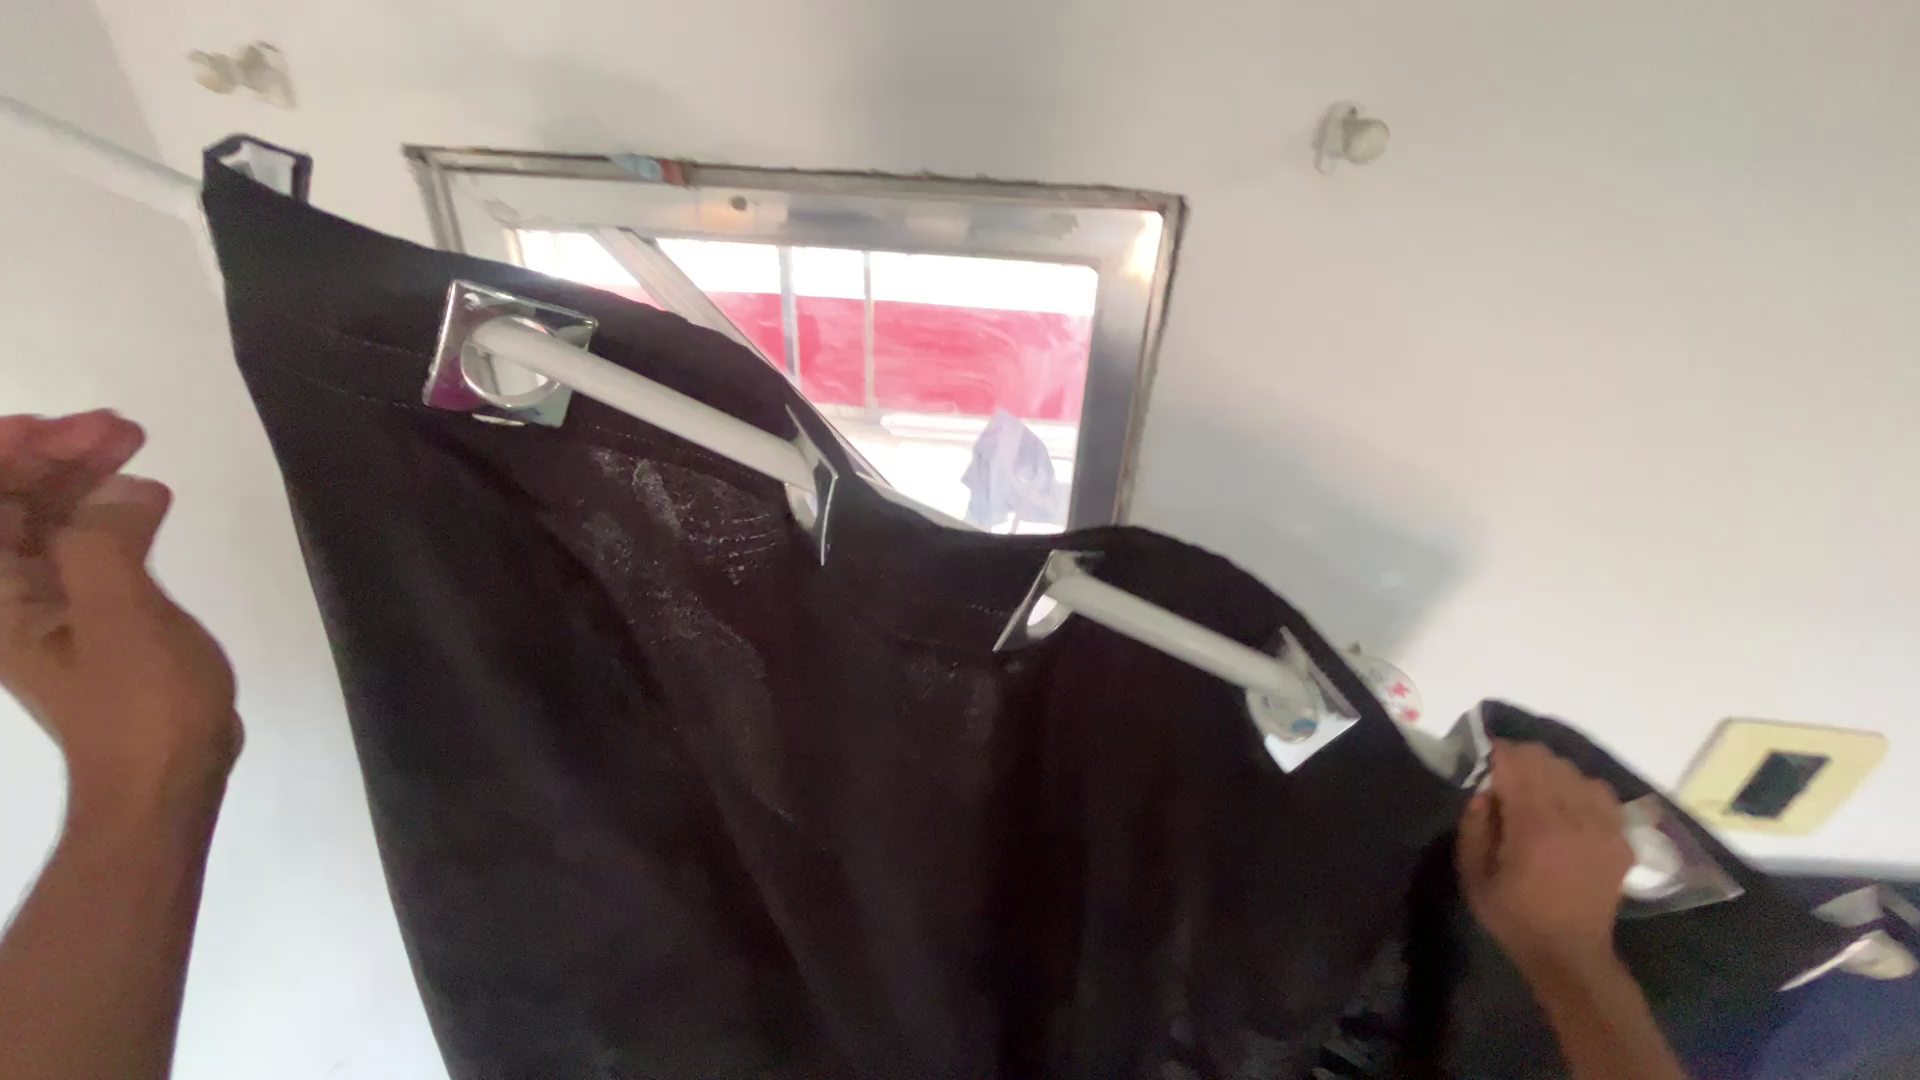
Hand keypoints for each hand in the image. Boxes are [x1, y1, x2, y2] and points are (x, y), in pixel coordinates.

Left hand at [0, 411, 239, 811]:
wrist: (166, 770)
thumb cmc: (141, 701)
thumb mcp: (124, 619)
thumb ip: (108, 544)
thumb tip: (123, 486)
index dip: (11, 455)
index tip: (78, 427)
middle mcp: (2, 595)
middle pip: (3, 506)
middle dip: (50, 456)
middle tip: (120, 427)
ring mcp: (44, 604)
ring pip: (43, 520)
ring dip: (81, 477)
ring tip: (136, 446)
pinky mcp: (89, 613)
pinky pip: (80, 545)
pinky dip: (106, 511)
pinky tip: (144, 496)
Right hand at [1456, 740, 1633, 974]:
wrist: (1571, 954)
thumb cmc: (1512, 913)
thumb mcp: (1472, 872)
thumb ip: (1474, 825)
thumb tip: (1484, 791)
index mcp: (1533, 828)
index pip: (1516, 764)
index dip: (1497, 751)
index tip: (1483, 754)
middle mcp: (1573, 820)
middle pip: (1547, 761)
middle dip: (1521, 757)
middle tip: (1503, 771)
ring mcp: (1603, 829)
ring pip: (1574, 772)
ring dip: (1549, 771)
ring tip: (1534, 786)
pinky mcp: (1620, 840)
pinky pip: (1601, 792)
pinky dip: (1579, 787)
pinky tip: (1566, 802)